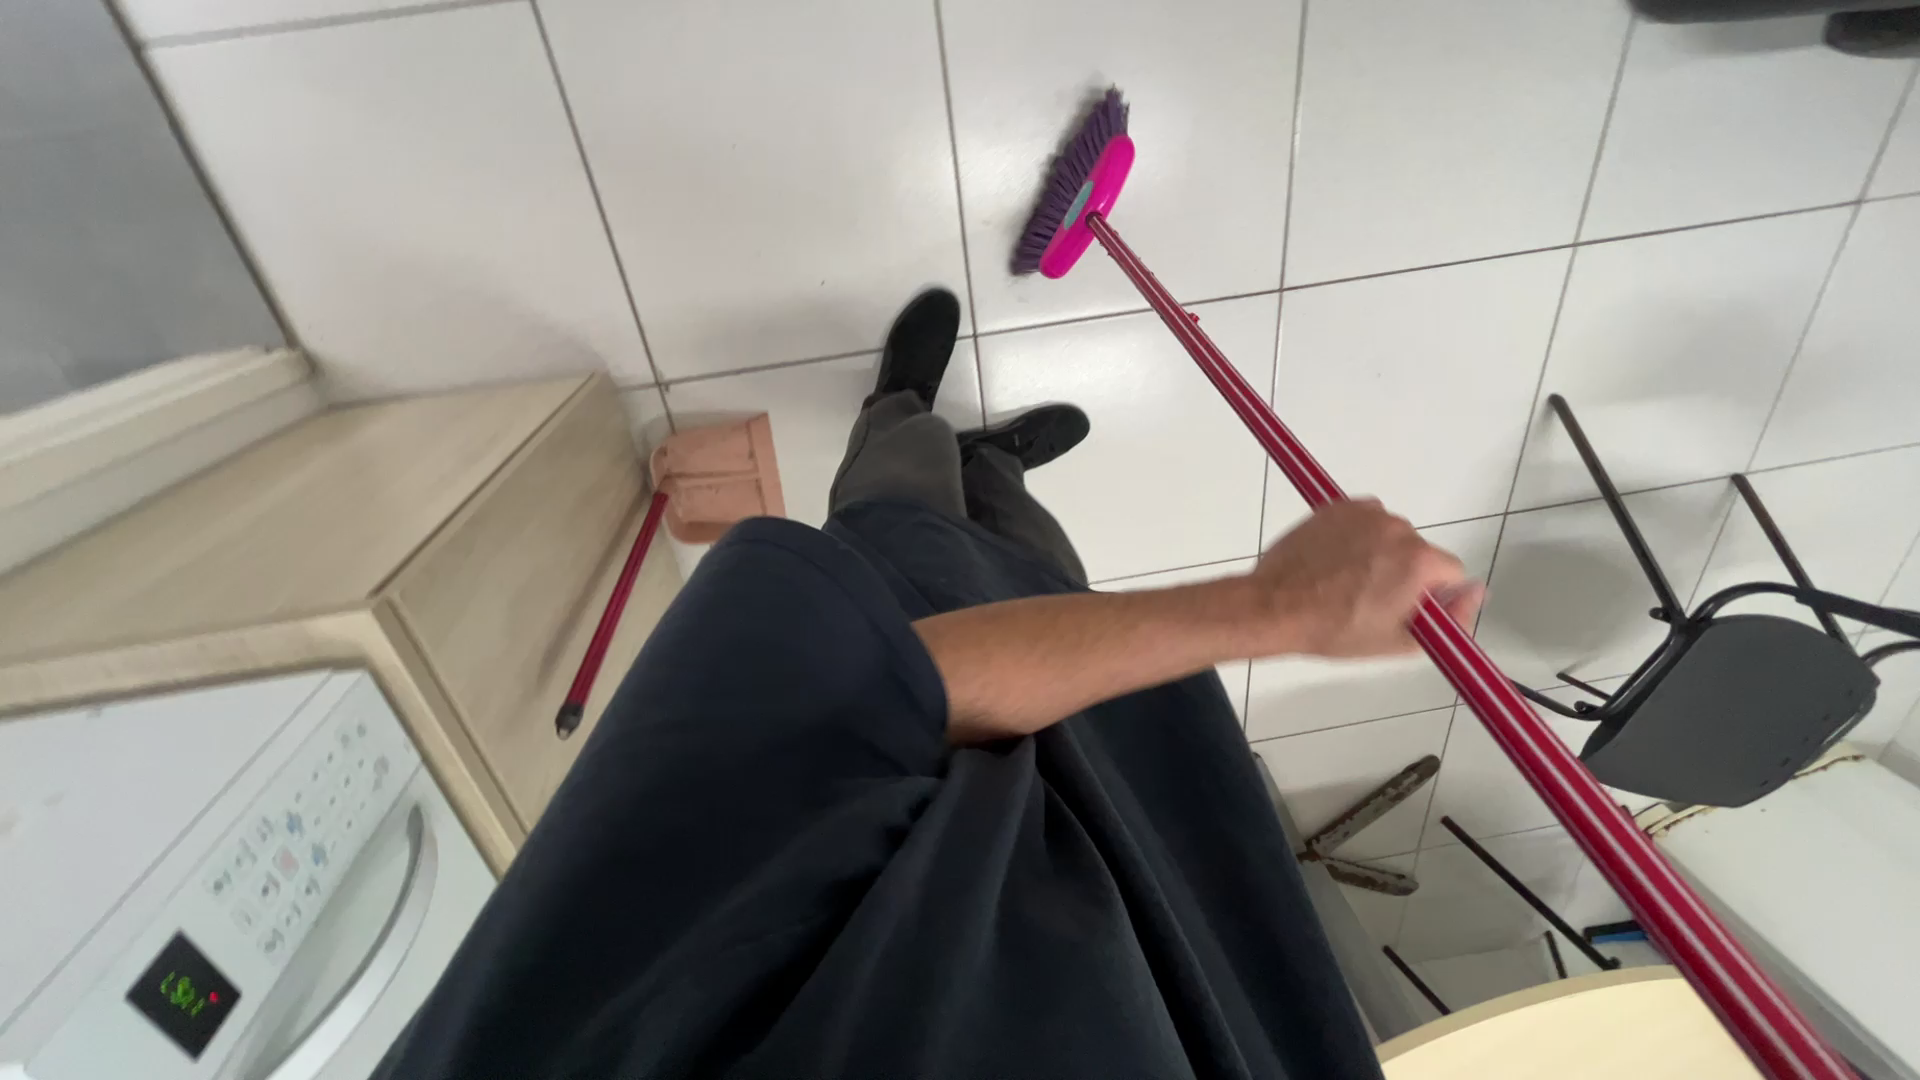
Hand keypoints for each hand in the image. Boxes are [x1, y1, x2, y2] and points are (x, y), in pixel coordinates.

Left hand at [1240, 498, 1482, 658]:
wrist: (1273, 606)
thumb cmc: (1333, 629)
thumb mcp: (1401, 640)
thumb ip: (1452, 618)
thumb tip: (1478, 592)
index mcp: (1419, 560)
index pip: (1451, 573)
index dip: (1430, 594)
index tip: (1401, 607)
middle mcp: (1396, 528)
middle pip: (1418, 551)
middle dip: (1402, 571)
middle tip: (1366, 597)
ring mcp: (1363, 514)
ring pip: (1389, 534)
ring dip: (1377, 551)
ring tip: (1344, 580)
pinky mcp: (1335, 507)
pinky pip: (1362, 519)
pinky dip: (1355, 534)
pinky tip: (1334, 559)